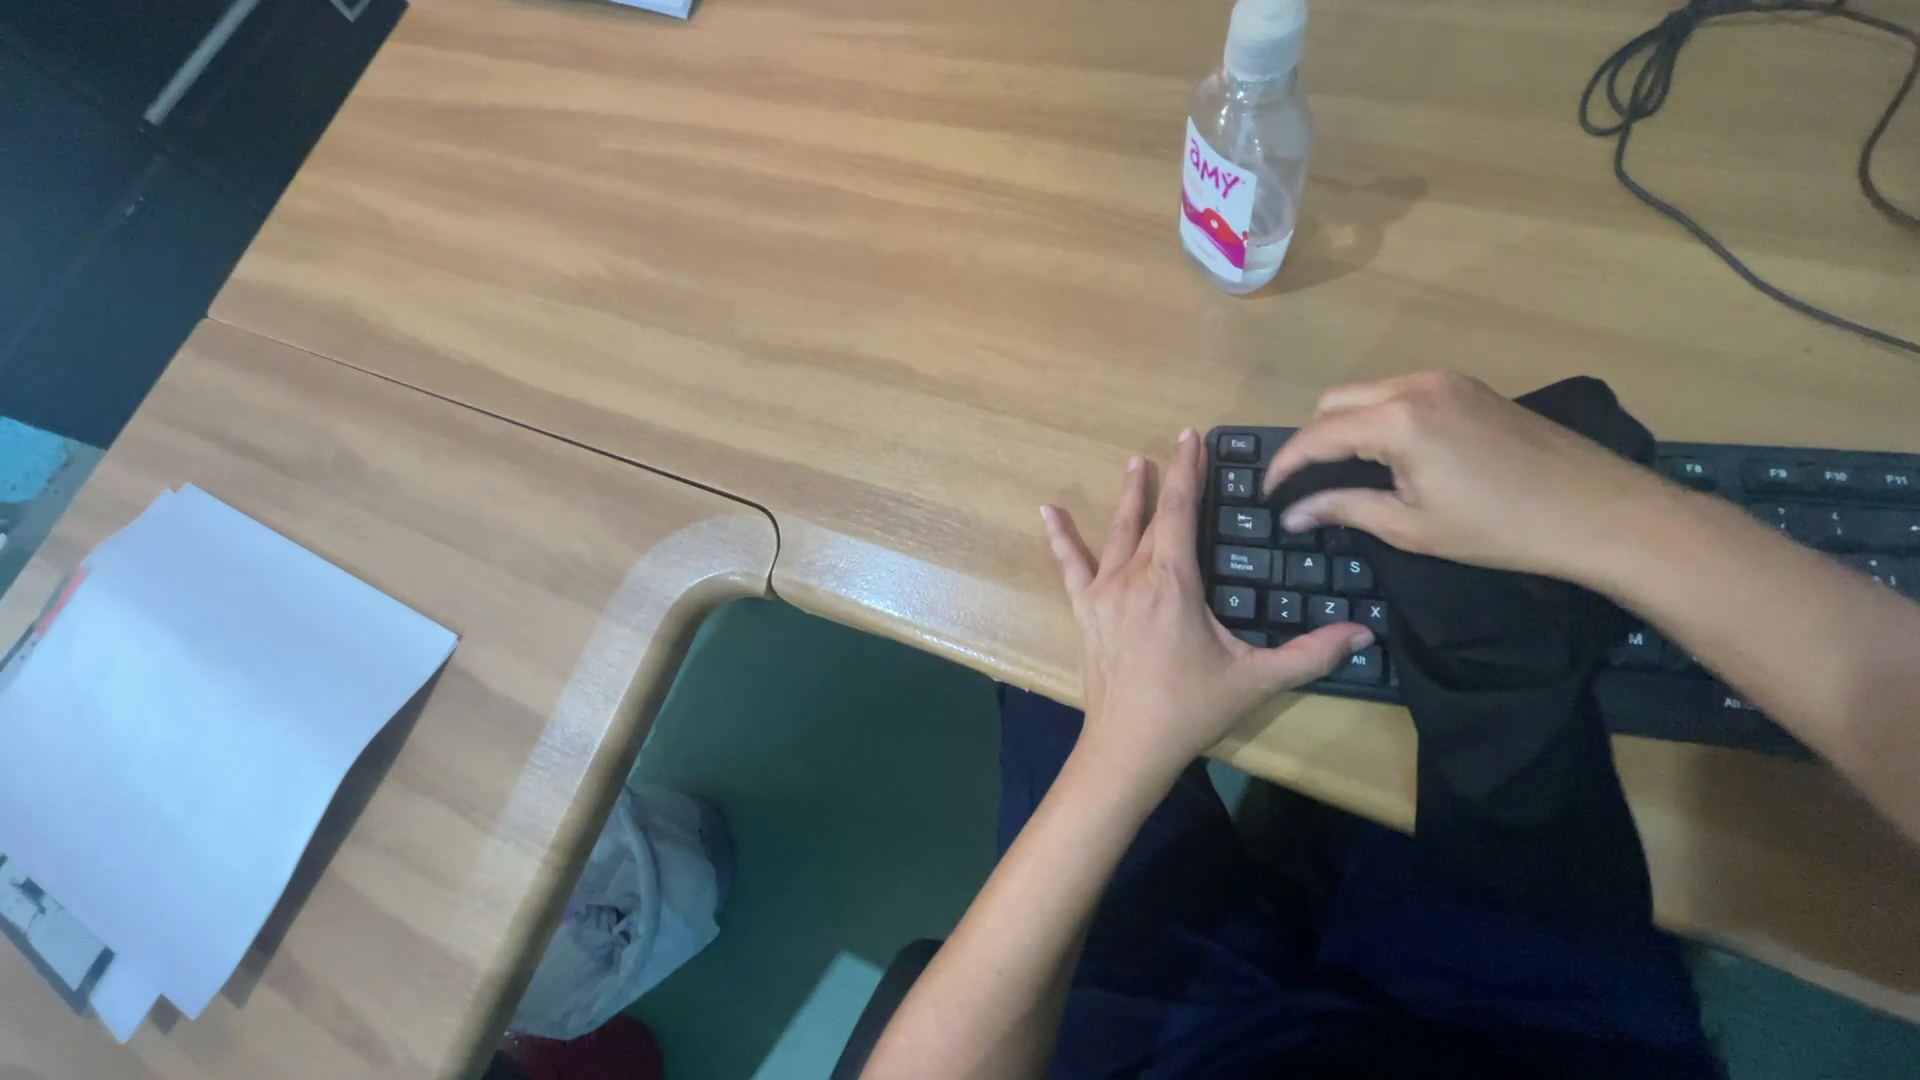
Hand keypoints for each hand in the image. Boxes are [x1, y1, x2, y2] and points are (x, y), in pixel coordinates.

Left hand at [1041, 429, 1372, 783]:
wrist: (1127, 746)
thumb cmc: (1189, 709)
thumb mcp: (1256, 680)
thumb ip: (1311, 654)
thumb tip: (1365, 633)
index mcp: (1172, 582)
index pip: (1182, 512)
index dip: (1188, 473)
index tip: (1193, 438)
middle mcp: (1133, 576)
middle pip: (1153, 518)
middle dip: (1169, 480)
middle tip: (1180, 446)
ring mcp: (1102, 591)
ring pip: (1116, 533)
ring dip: (1128, 497)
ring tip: (1134, 463)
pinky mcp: (1084, 609)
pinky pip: (1069, 564)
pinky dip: (1060, 536)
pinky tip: (1047, 510)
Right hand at [1263, 372, 1672, 581]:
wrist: (1604, 513)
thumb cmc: (1500, 529)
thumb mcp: (1410, 527)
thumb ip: (1341, 509)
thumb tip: (1290, 513)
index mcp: (1397, 420)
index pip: (1316, 435)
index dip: (1285, 465)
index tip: (1268, 494)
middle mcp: (1415, 385)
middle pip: (1334, 402)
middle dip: (1312, 441)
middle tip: (1309, 485)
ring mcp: (1447, 382)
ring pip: (1367, 394)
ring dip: (1345, 427)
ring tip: (1347, 472)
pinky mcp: (1470, 388)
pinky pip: (1400, 394)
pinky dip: (1378, 419)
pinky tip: (1390, 455)